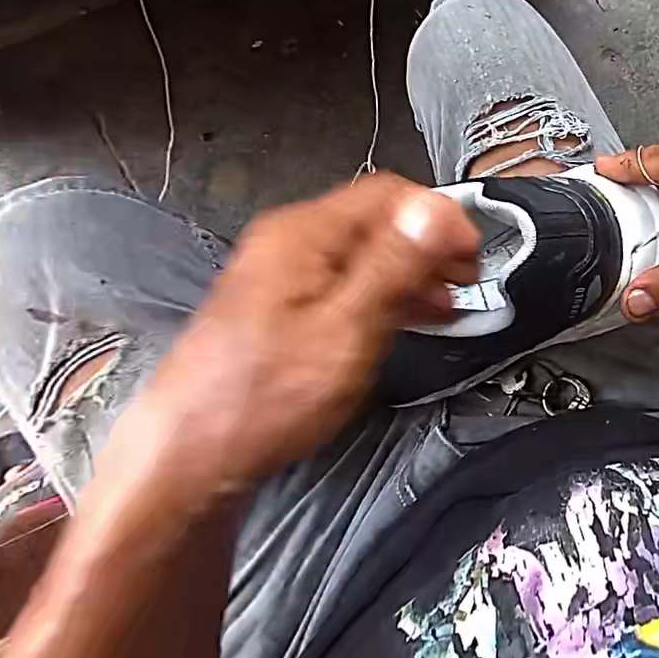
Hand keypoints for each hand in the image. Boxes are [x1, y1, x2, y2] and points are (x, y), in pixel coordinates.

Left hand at [138, 174, 477, 486]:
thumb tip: (434, 211)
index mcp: (303, 235)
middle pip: (380, 221)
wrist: (188, 462)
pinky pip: (351, 280)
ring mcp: (287, 273)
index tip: (470, 252)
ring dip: (415, 271)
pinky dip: (388, 291)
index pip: (390, 194)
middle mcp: (292, 243)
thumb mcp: (346, 329)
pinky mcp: (287, 304)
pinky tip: (411, 315)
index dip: (440, 217)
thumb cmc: (262, 400)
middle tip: (466, 277)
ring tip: (448, 301)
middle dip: (431, 245)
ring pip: (369, 252)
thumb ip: (394, 265)